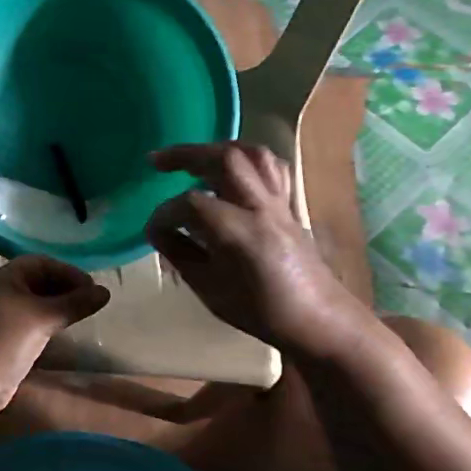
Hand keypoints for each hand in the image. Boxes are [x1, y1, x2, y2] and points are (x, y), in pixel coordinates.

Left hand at [0, 255, 110, 377]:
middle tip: (90, 301)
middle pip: (36, 278)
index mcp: (2, 277)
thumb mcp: (44, 318)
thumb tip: (105, 292)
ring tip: (81, 313)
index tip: (92, 288)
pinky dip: (46, 316)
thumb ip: (75, 303)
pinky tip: (61, 327)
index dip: (68, 271)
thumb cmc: (7, 342)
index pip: (41, 262)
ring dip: (57, 302)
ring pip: (33, 298)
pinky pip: (28, 315)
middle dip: (64, 286)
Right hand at [145, 142, 368, 357]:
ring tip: (193, 158)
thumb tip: (158, 231)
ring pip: (252, 155)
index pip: (190, 205)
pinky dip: (246, 161)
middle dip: (186, 155)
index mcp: (239, 232)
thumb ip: (180, 254)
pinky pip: (270, 169)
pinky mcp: (289, 206)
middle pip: (224, 160)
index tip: (152, 231)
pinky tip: (229, 171)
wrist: (317, 320)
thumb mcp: (209, 289)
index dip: (163, 215)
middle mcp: (261, 208)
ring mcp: (279, 204)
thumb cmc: (260, 312)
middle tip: (156, 160)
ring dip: (217, 150)